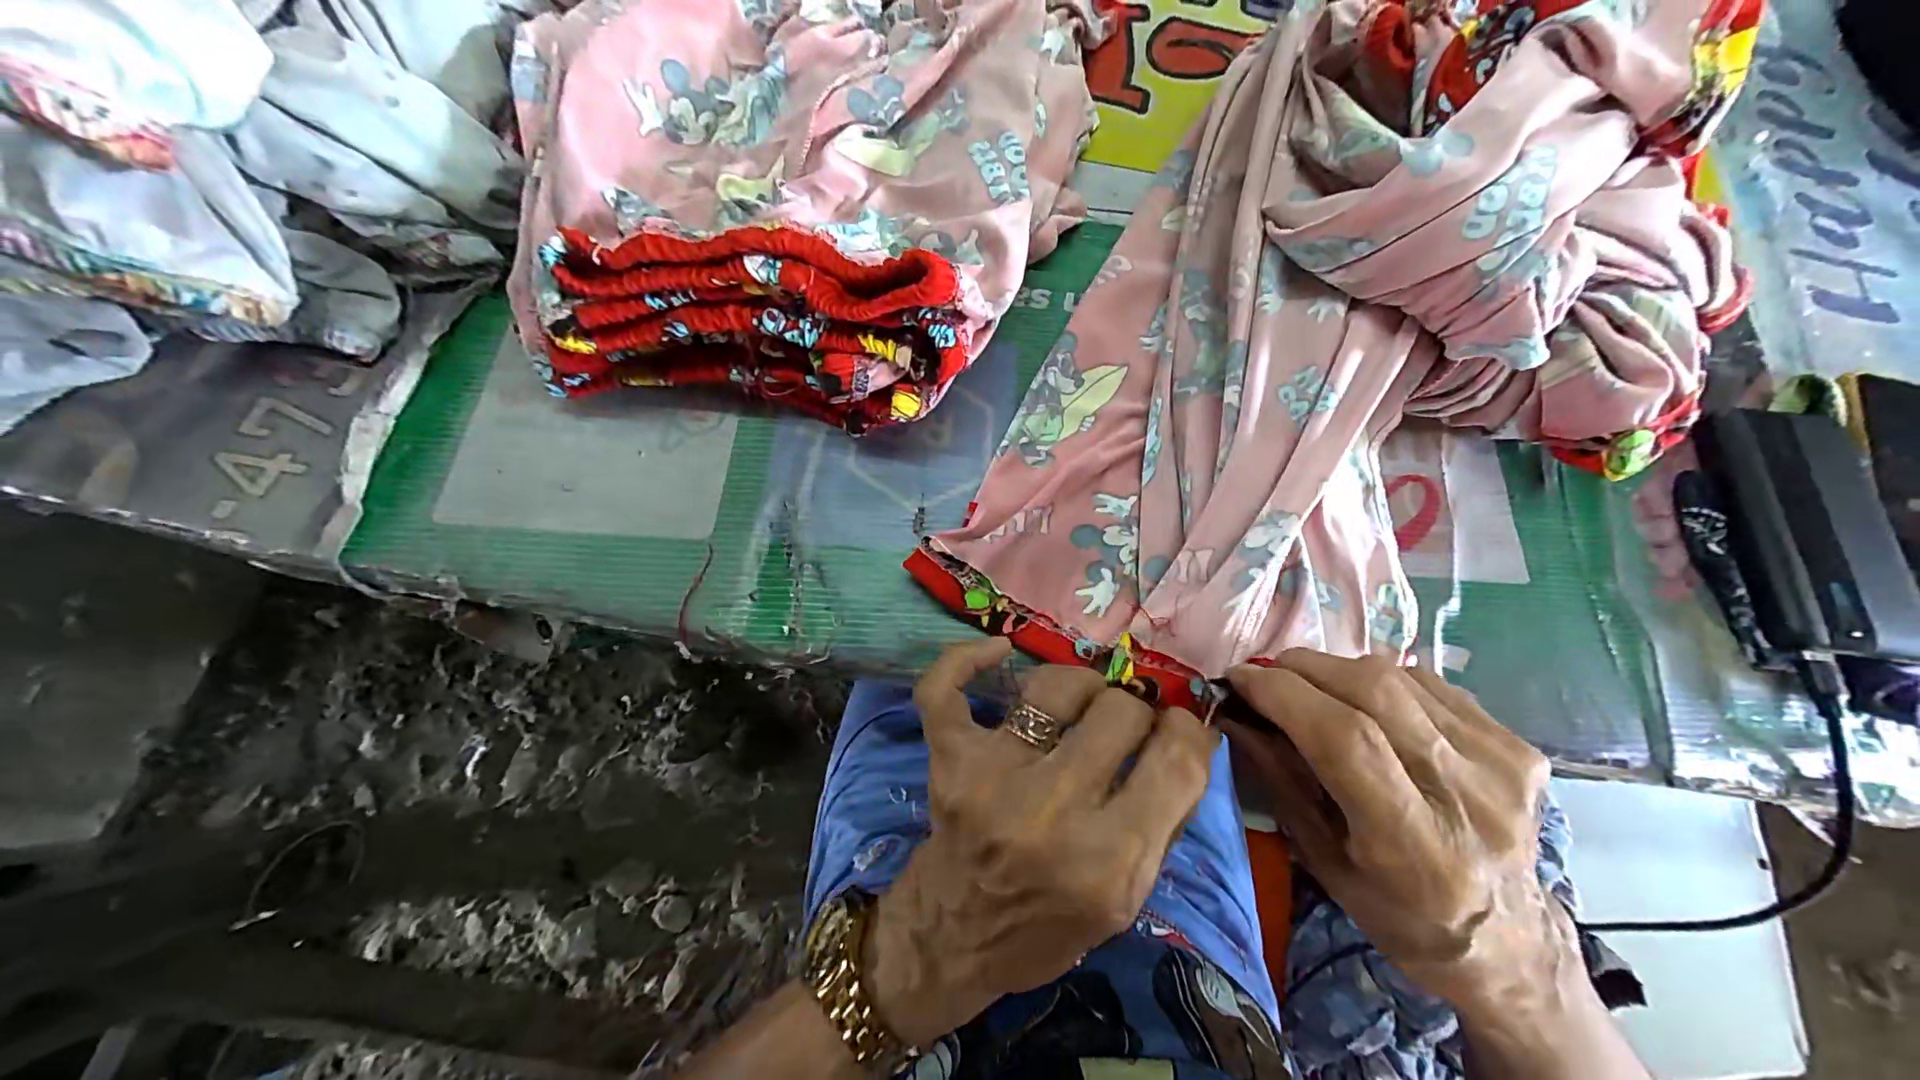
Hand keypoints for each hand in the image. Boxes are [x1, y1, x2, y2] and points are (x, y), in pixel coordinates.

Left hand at [865, 638, 1219, 1045]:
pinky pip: (946, 687)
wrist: (955, 936)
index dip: (1189, 732)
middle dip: (1135, 712)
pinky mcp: (947, 759)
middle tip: (1125, 726)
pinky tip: (1000, 652)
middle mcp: (1049, 812)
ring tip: (1082, 701)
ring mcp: (990, 778)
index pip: (1176, 762)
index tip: (1178, 727)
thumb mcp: (1126, 901)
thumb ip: (1162, 821)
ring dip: (1081, 686)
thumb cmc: (1047, 926)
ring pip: (1054, 686)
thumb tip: (1185, 739)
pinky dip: (968, 659)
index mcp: (1107, 861)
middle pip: (1119, 711)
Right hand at [1222, 650, 1575, 1016]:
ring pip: (1397, 677)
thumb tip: (1234, 713)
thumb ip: (1280, 779)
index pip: (1345, 738)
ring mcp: (1502, 767)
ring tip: (1307, 686)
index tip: (1237, 678)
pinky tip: (1362, 702)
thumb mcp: (1322, 858)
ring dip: (1334, 669)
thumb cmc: (1397, 911)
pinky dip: (1378, 681)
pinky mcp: (1518, 747)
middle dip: (1301, 669)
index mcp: (1417, 847)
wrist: (1509, 939)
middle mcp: (1469, 798)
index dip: (1283, 694)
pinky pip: (1427, 684)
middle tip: (1264, 673)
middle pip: (1372, 691)